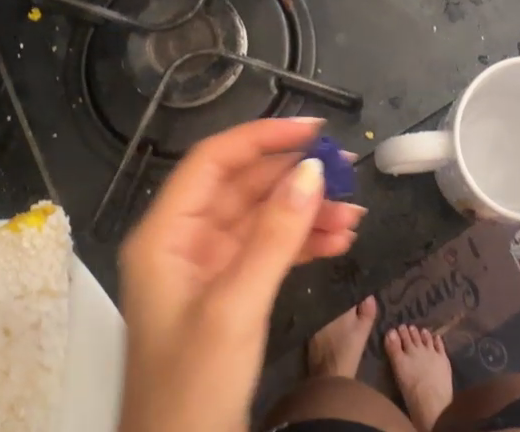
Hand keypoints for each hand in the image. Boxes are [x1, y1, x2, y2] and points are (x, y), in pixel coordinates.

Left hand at [118, 118, 364, 431]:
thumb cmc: (191, 387)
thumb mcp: (235, 307)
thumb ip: (275, 236)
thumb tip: (313, 170)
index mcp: (165, 234)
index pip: (214, 162)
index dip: (262, 137)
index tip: (314, 131)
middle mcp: (185, 241)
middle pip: (244, 187)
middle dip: (295, 179)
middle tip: (347, 174)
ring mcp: (208, 268)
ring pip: (263, 218)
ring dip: (307, 213)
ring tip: (354, 217)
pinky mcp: (230, 293)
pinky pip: (270, 250)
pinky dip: (303, 243)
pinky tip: (338, 242)